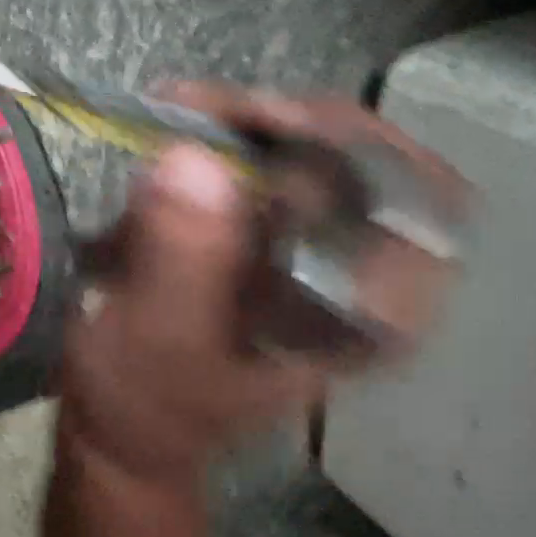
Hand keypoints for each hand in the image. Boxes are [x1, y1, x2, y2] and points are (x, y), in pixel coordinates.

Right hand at [56, 85, 467, 484]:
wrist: (121, 432)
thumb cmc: (144, 400)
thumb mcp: (156, 338)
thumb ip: (181, 258)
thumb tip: (190, 158)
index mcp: (367, 311)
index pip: (414, 200)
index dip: (347, 143)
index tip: (256, 118)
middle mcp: (356, 277)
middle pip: (361, 163)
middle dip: (280, 121)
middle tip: (188, 104)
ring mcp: (307, 257)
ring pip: (310, 158)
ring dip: (244, 126)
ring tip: (171, 111)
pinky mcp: (257, 244)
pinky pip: (260, 171)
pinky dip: (218, 144)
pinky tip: (168, 145)